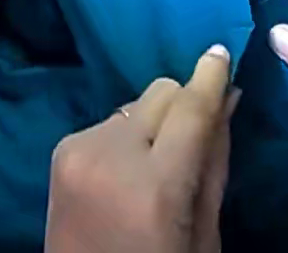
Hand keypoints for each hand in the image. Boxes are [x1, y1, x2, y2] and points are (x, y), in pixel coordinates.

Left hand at [46, 44, 241, 252]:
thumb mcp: (203, 239)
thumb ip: (214, 162)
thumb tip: (225, 97)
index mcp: (154, 189)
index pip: (189, 108)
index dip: (209, 77)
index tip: (221, 52)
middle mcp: (111, 156)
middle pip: (162, 92)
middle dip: (182, 108)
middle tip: (190, 143)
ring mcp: (79, 150)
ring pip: (136, 103)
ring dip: (151, 125)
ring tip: (151, 170)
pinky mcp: (62, 150)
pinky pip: (110, 121)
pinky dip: (125, 139)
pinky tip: (122, 177)